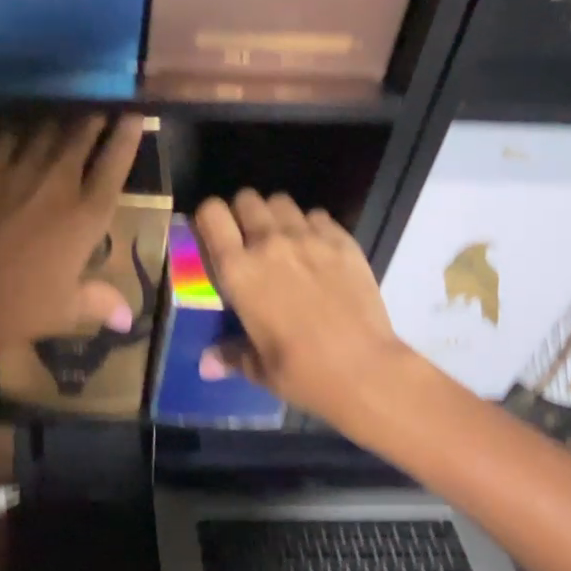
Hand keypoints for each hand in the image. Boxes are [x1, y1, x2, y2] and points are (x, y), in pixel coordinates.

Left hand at [0, 115, 146, 378]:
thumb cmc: (22, 309)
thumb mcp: (69, 310)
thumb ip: (102, 301)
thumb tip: (128, 318)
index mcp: (86, 216)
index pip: (115, 164)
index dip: (128, 135)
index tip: (136, 112)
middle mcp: (57, 185)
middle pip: (82, 136)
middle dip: (96, 114)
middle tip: (104, 98)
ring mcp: (19, 173)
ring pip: (47, 130)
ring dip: (61, 114)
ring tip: (70, 100)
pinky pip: (8, 137)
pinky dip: (20, 123)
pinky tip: (23, 113)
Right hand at [194, 190, 424, 427]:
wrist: (364, 370)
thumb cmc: (301, 372)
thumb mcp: (258, 367)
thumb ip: (230, 355)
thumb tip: (206, 366)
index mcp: (238, 270)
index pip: (211, 213)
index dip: (209, 218)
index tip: (214, 234)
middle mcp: (268, 243)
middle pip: (247, 198)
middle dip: (243, 213)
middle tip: (250, 239)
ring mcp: (308, 238)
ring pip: (282, 201)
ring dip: (277, 216)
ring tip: (285, 240)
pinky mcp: (342, 241)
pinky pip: (318, 216)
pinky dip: (312, 227)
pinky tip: (318, 251)